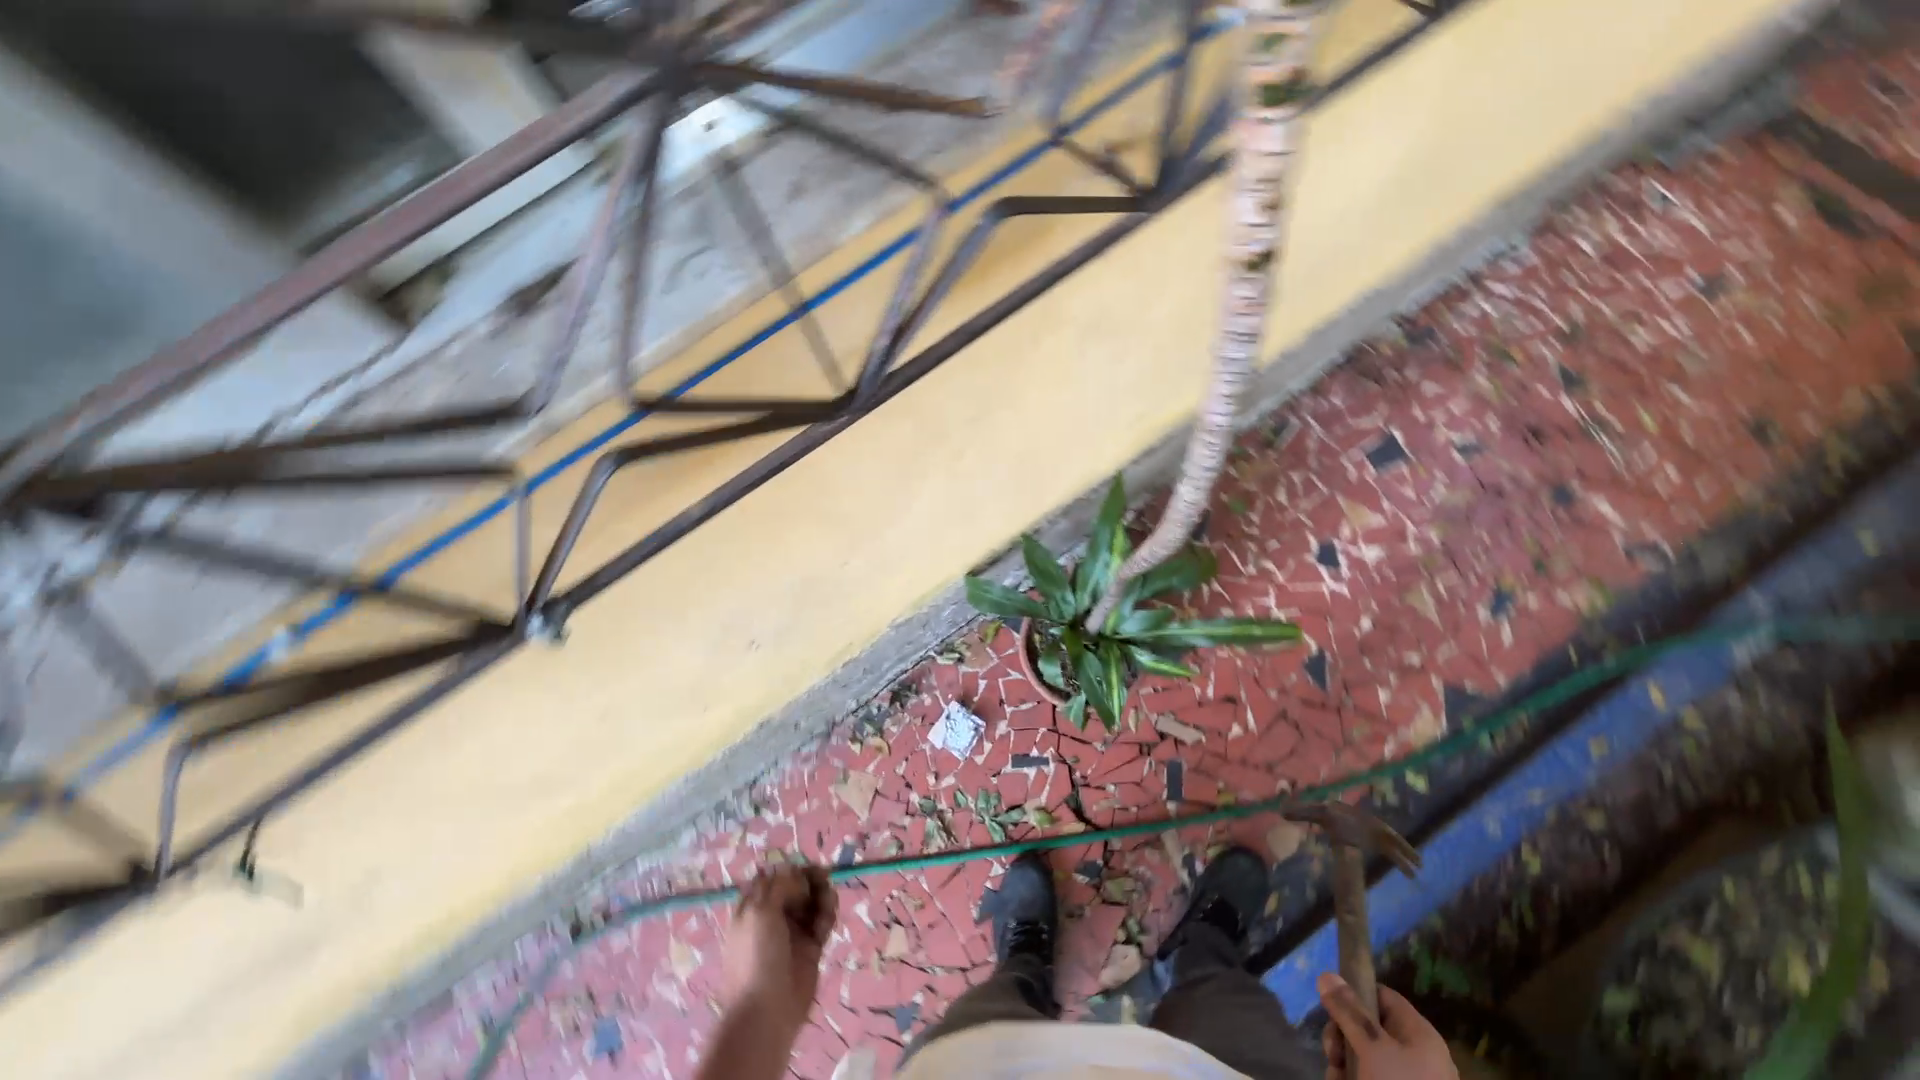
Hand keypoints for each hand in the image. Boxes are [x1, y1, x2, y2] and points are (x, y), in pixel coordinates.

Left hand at [719, 865, 837, 1033]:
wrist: (767, 1009)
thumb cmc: (757, 956)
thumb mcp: (760, 912)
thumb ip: (780, 885)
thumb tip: (796, 871)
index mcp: (751, 908)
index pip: (770, 880)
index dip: (786, 871)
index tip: (801, 869)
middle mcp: (771, 918)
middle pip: (794, 888)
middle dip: (809, 880)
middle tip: (823, 876)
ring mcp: (791, 933)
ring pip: (811, 904)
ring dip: (821, 896)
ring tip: (828, 899)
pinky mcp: (810, 948)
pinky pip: (821, 923)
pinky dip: (826, 916)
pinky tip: (827, 920)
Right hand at [1319, 973, 1456, 1079]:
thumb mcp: (1373, 1048)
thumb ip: (1349, 1012)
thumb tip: (1326, 974)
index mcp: (1419, 1035)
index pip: (1382, 996)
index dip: (1354, 995)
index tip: (1330, 1007)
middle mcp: (1413, 1054)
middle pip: (1367, 1026)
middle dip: (1342, 1035)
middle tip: (1332, 1051)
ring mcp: (1402, 1078)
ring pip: (1361, 1055)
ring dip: (1341, 1061)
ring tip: (1336, 1075)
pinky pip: (1364, 1077)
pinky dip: (1347, 1079)